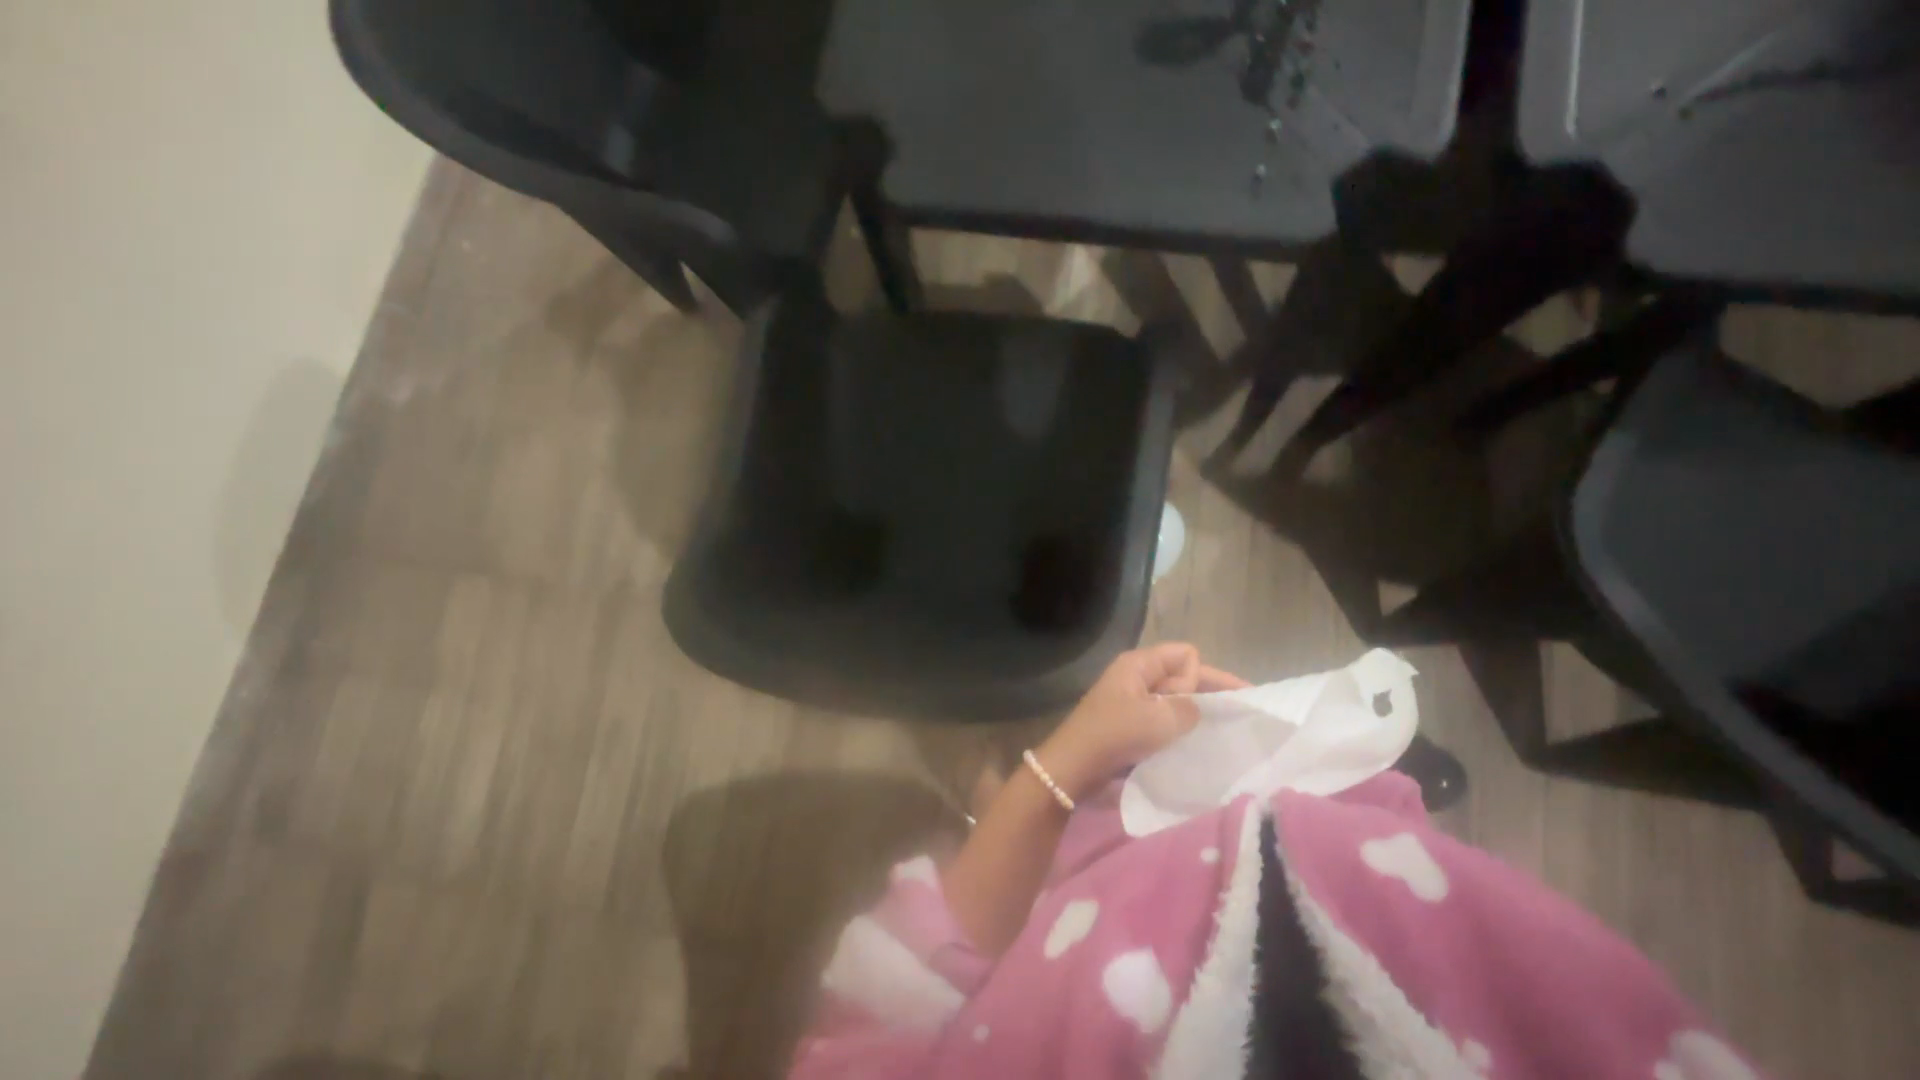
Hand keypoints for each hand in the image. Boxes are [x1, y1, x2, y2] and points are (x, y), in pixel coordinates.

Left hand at [1038, 643, 1248, 798]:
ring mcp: (1132, 704)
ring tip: (1220, 737)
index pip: (1186, 654)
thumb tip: (1195, 710)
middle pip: (1183, 677)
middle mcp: (1136, 678)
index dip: (1200, 676)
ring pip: (1175, 703)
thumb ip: (1189, 708)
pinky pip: (1164, 723)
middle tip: (1241, 717)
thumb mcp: (1160, 718)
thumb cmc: (1116, 735)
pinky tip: (1194, 749)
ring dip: (1194, 718)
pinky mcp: (1131, 729)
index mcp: (1139, 665)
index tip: (1202, 703)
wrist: (1074, 769)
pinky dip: (1178, 733)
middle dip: (1209, 694)